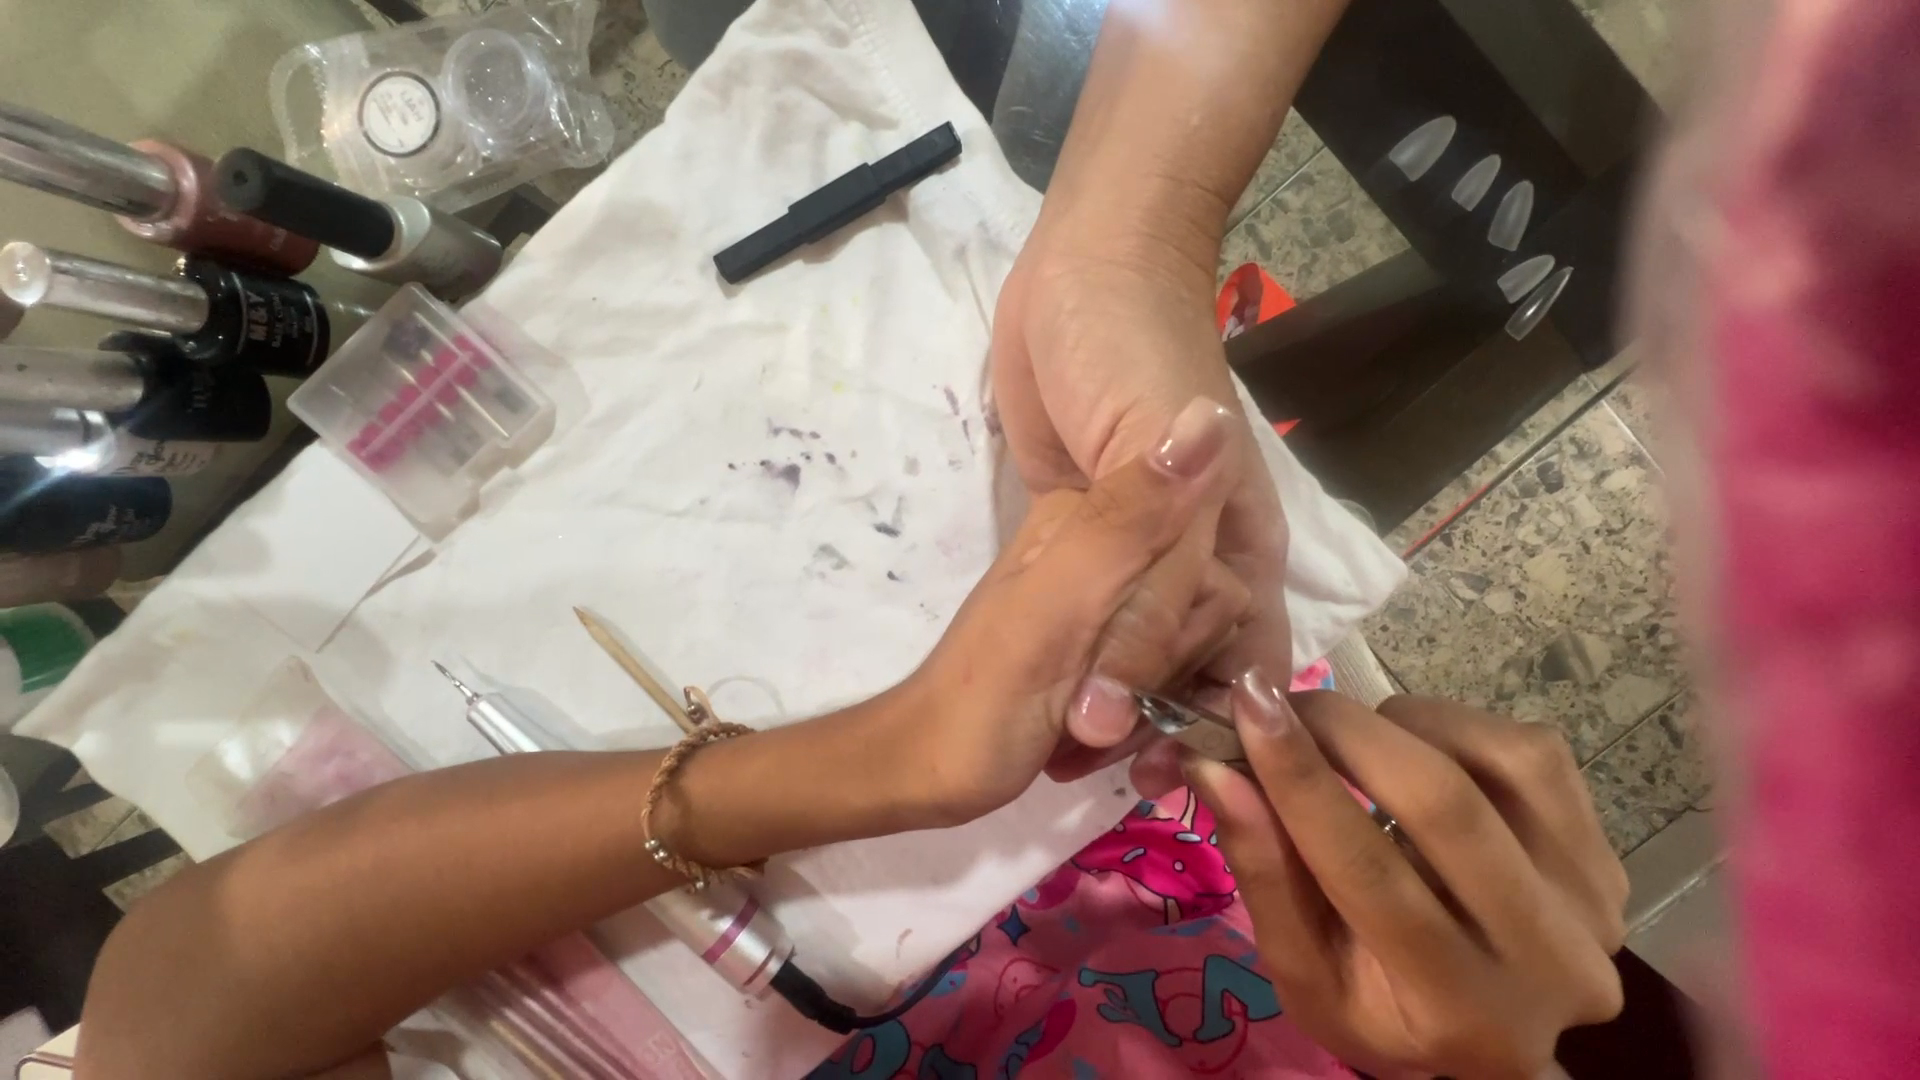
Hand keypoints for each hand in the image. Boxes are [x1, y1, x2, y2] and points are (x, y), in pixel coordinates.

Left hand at [898, 395, 1246, 824]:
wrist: (918, 766)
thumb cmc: (981, 696)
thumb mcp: (1056, 607)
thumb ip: (1129, 522)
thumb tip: (1207, 419)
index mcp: (1106, 525)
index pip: (1209, 580)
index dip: (1166, 652)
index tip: (1106, 703)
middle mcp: (1113, 553)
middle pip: (1201, 621)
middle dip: (1156, 687)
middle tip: (1087, 721)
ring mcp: (1105, 599)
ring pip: (1183, 655)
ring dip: (1146, 715)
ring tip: (1081, 739)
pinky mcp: (1099, 643)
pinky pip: (1157, 676)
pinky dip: (1134, 721)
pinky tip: (1090, 746)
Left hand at [992, 246, 1290, 733]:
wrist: (1075, 280)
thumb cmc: (1124, 349)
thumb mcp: (1145, 459)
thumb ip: (1151, 552)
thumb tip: (1182, 628)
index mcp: (1231, 541)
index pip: (1242, 654)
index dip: (1216, 718)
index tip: (1170, 770)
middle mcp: (1192, 553)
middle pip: (1189, 662)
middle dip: (1157, 720)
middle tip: (1106, 767)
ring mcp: (1134, 545)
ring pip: (1137, 646)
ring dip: (1113, 700)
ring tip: (1072, 757)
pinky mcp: (1082, 534)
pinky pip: (1093, 610)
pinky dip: (1080, 658)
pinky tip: (1055, 703)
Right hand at [1187, 683, 1627, 1078]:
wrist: (1485, 1023)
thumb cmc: (1372, 999)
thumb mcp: (1298, 965)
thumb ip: (1260, 868)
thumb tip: (1214, 766)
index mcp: (1452, 1009)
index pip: (1366, 869)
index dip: (1299, 775)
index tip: (1246, 700)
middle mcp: (1550, 963)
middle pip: (1442, 803)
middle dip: (1345, 729)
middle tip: (1284, 701)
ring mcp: (1593, 904)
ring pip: (1496, 759)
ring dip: (1398, 723)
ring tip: (1351, 740)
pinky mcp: (1608, 856)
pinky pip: (1531, 749)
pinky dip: (1451, 724)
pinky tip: (1415, 747)